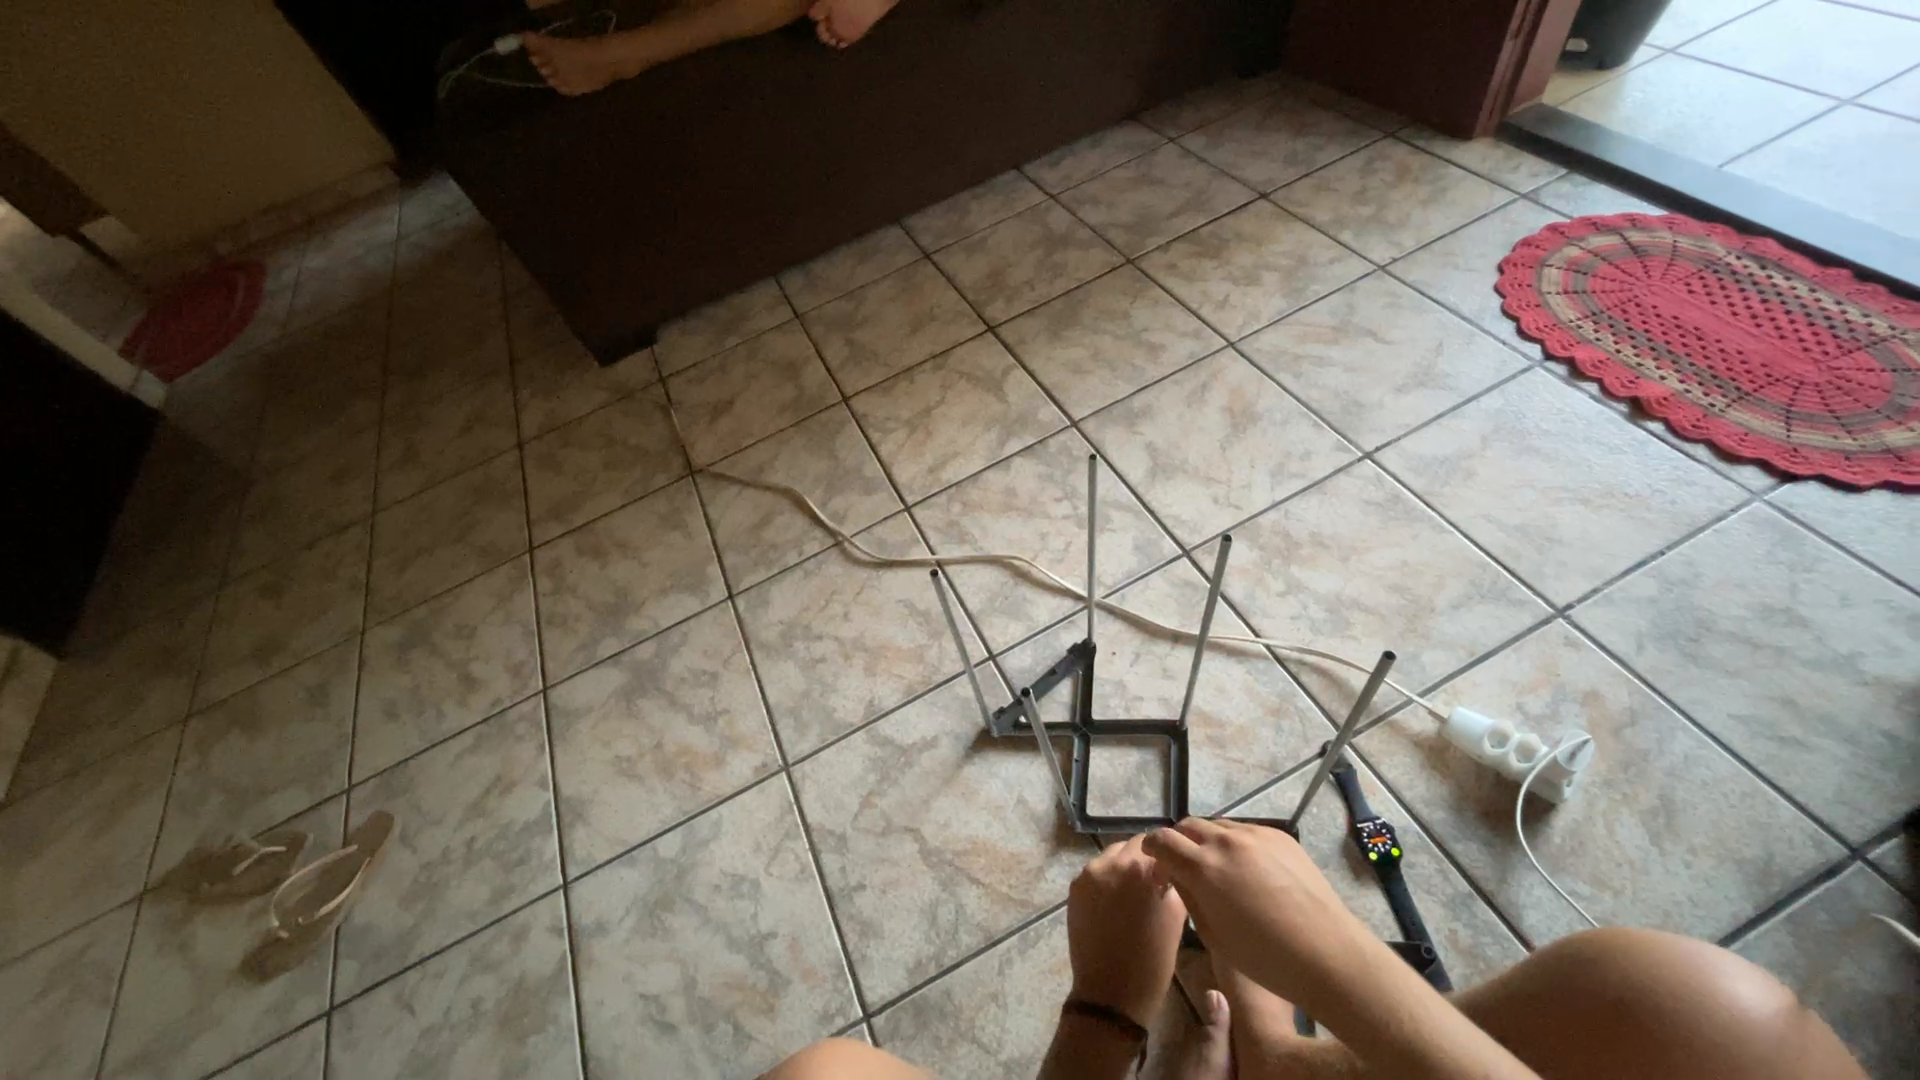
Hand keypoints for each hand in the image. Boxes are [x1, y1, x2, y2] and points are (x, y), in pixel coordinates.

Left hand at [1065, 834, 1186, 1027]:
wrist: (1112, 992)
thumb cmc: (1153, 959)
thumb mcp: (1176, 916)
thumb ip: (1173, 882)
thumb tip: (1170, 867)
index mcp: (1142, 867)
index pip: (1158, 842)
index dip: (1165, 853)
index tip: (1170, 864)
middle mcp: (1112, 862)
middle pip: (1132, 846)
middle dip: (1143, 858)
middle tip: (1152, 879)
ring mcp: (1089, 873)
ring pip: (1111, 857)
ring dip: (1123, 867)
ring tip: (1131, 892)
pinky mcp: (1074, 887)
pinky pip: (1095, 873)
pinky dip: (1106, 880)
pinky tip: (1113, 902)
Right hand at [1143, 818, 1381, 1015]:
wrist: (1329, 954)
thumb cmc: (1266, 958)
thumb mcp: (1214, 935)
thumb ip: (1188, 897)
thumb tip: (1177, 874)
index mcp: (1203, 868)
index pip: (1162, 840)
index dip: (1153, 847)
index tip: (1154, 859)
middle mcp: (1225, 842)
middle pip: (1188, 826)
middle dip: (1179, 841)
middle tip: (1184, 863)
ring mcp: (1255, 835)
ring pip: (1218, 826)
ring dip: (1209, 841)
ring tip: (1220, 868)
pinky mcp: (1280, 836)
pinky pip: (1246, 832)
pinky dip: (1236, 844)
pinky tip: (1249, 870)